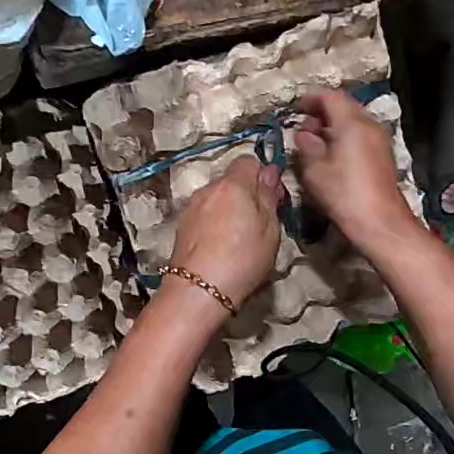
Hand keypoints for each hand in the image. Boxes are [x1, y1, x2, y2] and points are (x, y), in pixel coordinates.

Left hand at [167, 156, 284, 309]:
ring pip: (217, 199)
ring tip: (239, 240)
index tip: (273, 197)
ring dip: (229, 211)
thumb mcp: (270, 229)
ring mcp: (190, 208)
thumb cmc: (241, 260)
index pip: (248, 161)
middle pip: (231, 181)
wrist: (197, 291)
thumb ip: (269, 196)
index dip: (263, 175)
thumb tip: (270, 172)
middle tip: (260, 223)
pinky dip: (214, 225)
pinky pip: (204, 216)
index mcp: (232, 184)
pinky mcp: (181, 228)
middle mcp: (207, 190)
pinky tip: (221, 248)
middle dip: (246, 195)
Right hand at [295, 90, 422, 253]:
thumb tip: (304, 134)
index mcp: (352, 124)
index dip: (312, 98)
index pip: (331, 97)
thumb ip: (306, 145)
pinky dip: (345, 136)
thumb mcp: (314, 170)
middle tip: (305, 127)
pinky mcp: (383, 155)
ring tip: (316, 142)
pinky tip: (332, 155)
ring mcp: (379, 140)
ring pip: (354, 121)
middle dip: (323, 112)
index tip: (297, 107)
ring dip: (334, 125)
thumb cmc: (343, 193)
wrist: (379, 221)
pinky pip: (361, 135)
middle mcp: (369, 125)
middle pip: (345, 106)